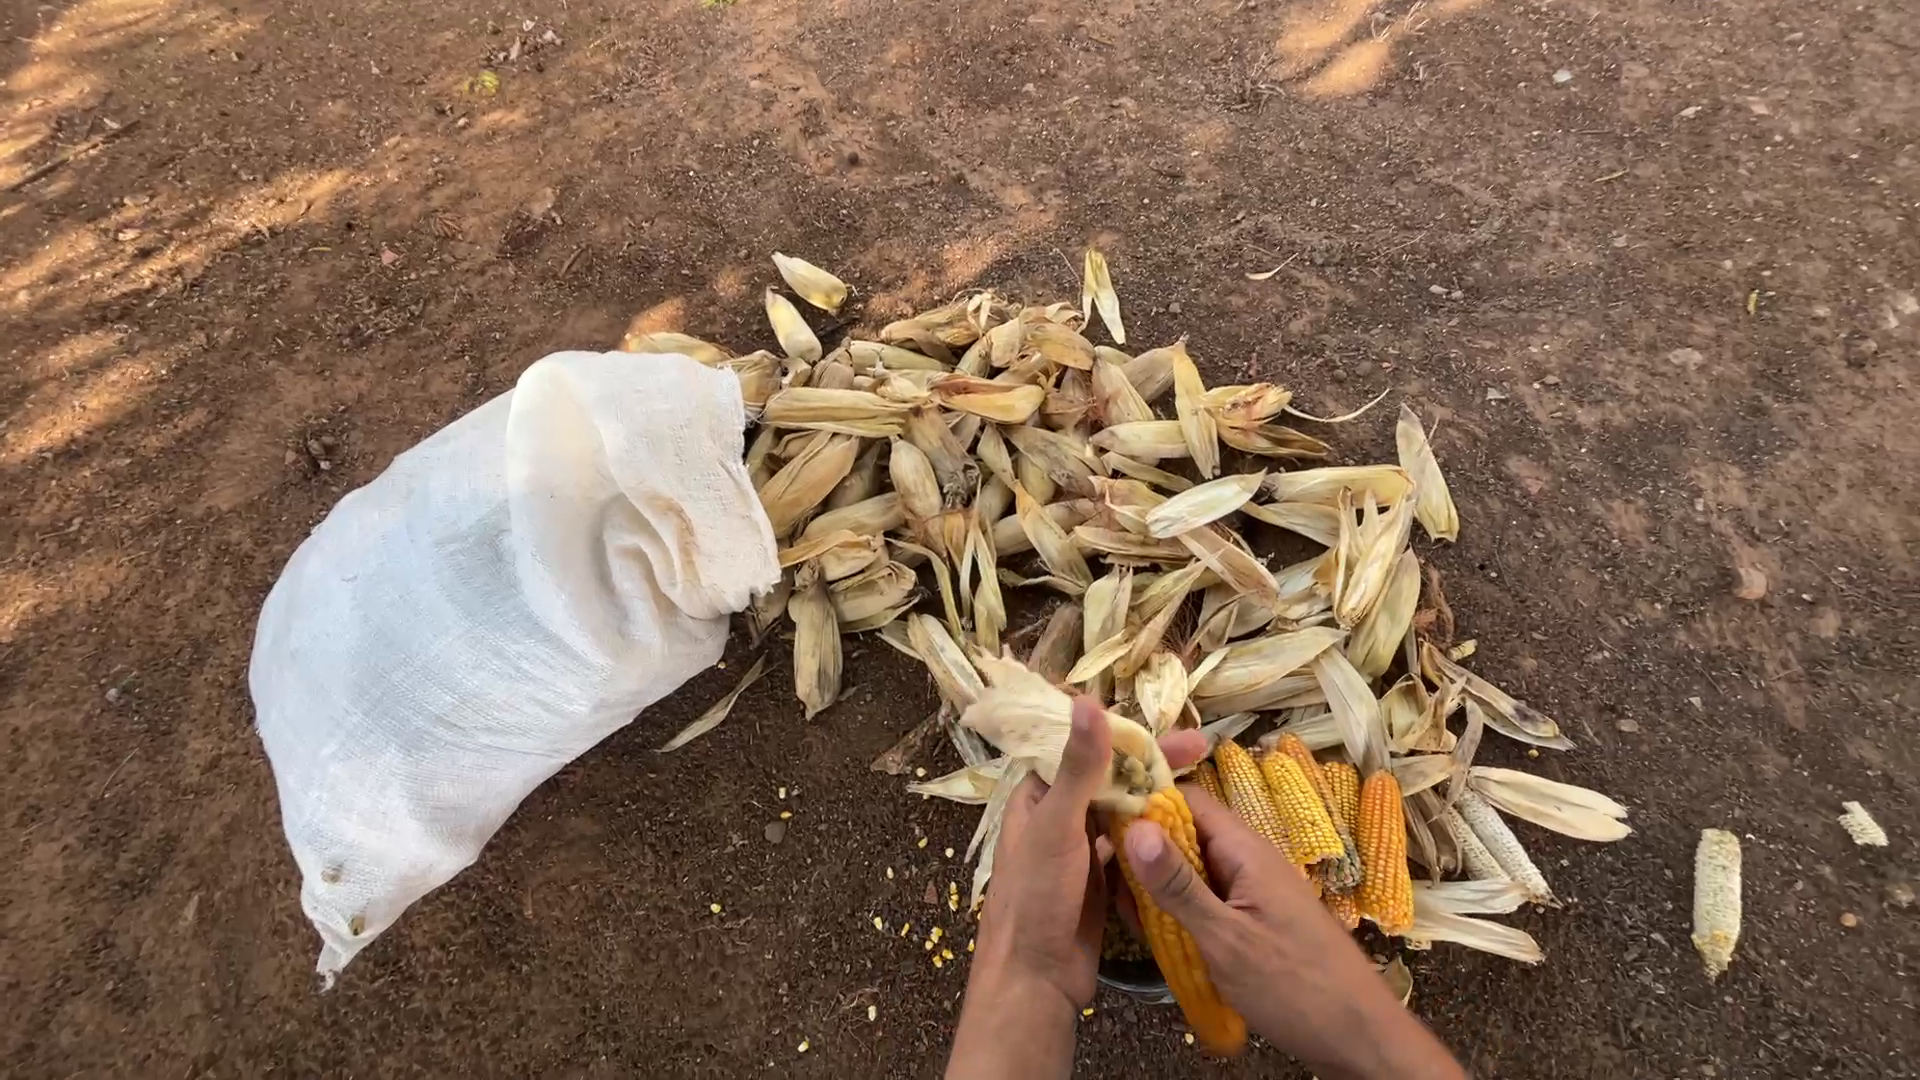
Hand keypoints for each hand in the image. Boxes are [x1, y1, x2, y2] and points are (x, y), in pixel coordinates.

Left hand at [948, 698, 1204, 1079]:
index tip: (1166, 725)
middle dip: (1149, 761)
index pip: (1083, 747)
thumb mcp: (1057, 824)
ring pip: (1121, 809)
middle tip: (1199, 747)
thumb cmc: (1037, 895)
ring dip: (1154, 794)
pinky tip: (1185, 826)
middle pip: (1107, 775)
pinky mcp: (1100, 876)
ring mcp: (1080, 846)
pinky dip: (1153, 833)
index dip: (1124, 733)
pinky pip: (1130, 844)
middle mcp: (1058, 812)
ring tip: (1198, 781)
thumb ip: (1078, 767)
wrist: (1035, 979)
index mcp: (1038, 792)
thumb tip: (1087, 702)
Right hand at [1122, 786, 1465, 1079]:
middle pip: (1183, 830)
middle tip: (1102, 870)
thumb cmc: (1296, 986)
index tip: (1100, 819)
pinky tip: (1153, 927)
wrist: (1363, 1043)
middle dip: (1143, 847)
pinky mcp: (1250, 914)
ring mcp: (1249, 886)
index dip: (1142, 802)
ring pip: (1190, 864)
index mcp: (1243, 847)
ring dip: (1157, 880)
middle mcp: (1246, 855)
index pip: (1184, 798)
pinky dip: (1177, 904)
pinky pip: (1204, 893)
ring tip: (1120, 902)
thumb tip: (1133, 826)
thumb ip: (1178, 884)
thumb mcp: (1226, 939)